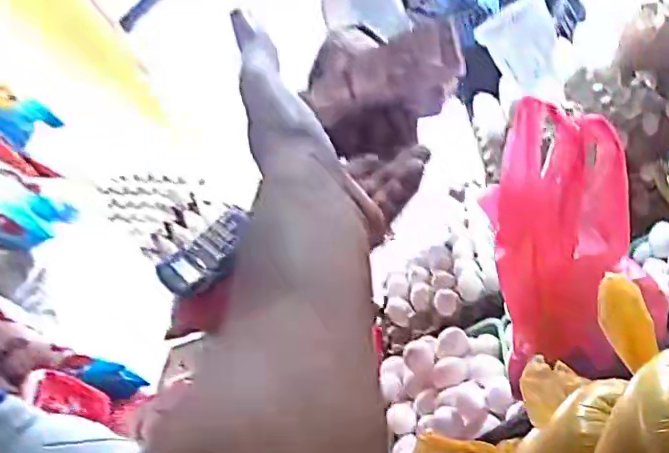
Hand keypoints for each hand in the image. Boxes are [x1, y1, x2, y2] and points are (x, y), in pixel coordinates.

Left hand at [232, 9, 419, 246]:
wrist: (314, 201)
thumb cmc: (291, 146)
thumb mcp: (265, 89)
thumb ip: (260, 58)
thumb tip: (245, 18)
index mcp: (297, 143)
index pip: (324, 125)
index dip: (345, 111)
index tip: (370, 95)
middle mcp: (322, 174)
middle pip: (357, 154)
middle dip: (382, 139)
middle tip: (406, 120)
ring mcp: (349, 199)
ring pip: (380, 176)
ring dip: (401, 161)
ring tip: (423, 145)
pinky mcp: (371, 218)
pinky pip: (393, 197)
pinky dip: (407, 181)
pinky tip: (422, 163)